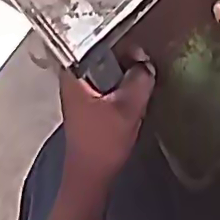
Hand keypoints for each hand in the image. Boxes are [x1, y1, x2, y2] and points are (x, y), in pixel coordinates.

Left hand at [57, 54, 154, 186]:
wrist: (92, 179)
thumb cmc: (103, 141)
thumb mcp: (128, 106)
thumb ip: (140, 78)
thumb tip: (146, 65)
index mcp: (74, 72)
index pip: (97, 40)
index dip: (121, 42)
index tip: (139, 51)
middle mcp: (73, 77)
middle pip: (103, 53)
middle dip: (126, 58)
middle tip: (145, 64)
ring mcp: (79, 91)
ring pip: (107, 69)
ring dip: (125, 73)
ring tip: (143, 77)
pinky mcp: (88, 103)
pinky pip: (108, 83)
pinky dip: (121, 86)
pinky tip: (135, 94)